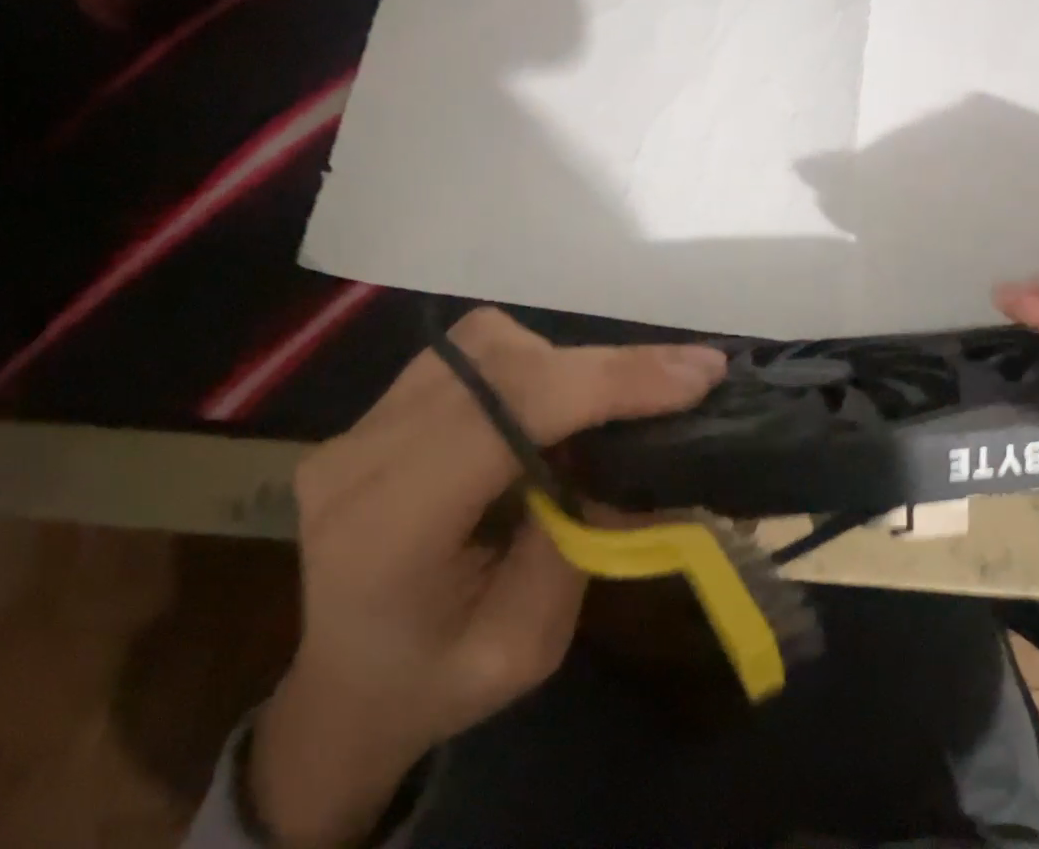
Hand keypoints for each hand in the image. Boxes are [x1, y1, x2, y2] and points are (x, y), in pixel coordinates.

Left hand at [252, 308, 727, 847]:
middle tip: (691, 377)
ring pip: (483, 345)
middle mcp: (361, 455)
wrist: (340, 693)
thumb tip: (642, 457)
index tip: (699, 377)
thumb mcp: (525, 644)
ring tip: (622, 404)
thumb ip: (580, 543)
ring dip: (568, 364)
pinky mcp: (374, 415)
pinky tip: (565, 408)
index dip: (610, 382)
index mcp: (388, 525)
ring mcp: (358, 426)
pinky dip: (534, 368)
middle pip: (498, 362)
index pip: (507, 411)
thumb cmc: (434, 688)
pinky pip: (468, 359)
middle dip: (608, 365)